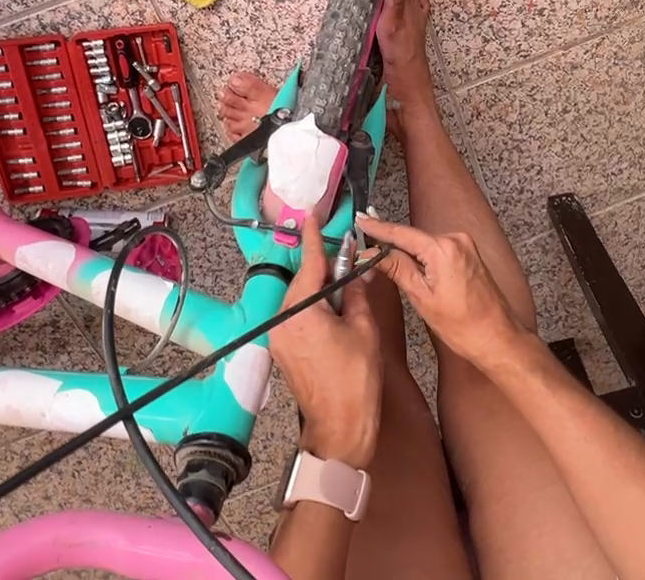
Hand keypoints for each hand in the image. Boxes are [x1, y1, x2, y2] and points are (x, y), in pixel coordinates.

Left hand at [268, 225, 381, 467]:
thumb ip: (356, 294)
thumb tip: (357, 271)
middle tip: (345, 256)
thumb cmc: (355, 381)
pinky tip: (333, 309)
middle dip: (323, 267)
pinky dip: (313, 307)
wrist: (340, 429)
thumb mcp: (363, 328)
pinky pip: (297, 316)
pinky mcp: (284, 351)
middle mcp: (283, 322)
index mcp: (302, 312)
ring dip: (319, 288)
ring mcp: (280, 338)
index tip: (312, 215)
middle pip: (303, 281)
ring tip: (344, 286)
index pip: (310, 264)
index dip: (314, 238)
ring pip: (299, 299)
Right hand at [355, 213, 531, 369]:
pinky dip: (423, 256)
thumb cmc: (463, 324)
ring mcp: (465, 245)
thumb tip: (371, 255)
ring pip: (425, 244)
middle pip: (413, 237)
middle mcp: (456, 239)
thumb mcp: (421, 297)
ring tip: (386, 263)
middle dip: (390, 243)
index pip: (401, 233)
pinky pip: (438, 249)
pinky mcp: (469, 253)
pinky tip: (412, 268)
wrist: (497, 337)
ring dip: (407, 252)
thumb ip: (396, 268)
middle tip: (365, 248)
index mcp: (443, 248)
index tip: (360, 219)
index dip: (377, 226)